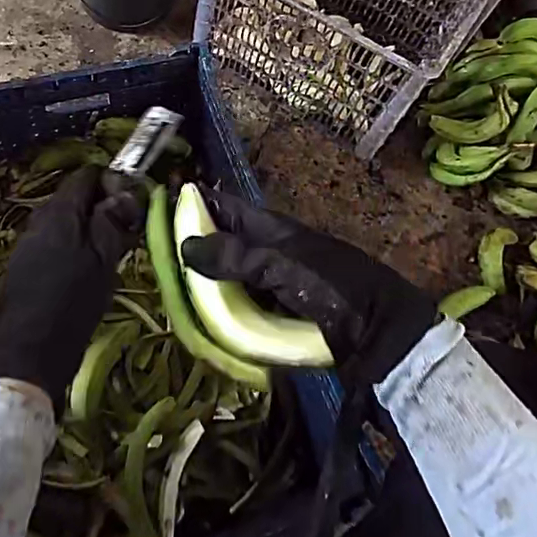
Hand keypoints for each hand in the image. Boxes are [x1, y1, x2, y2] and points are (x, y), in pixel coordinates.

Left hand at [0, 167, 142, 402]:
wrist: (32, 350)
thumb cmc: (75, 301)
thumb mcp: (105, 259)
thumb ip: (113, 220)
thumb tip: (125, 192)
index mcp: (61, 212)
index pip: (86, 175)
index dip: (112, 181)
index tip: (131, 202)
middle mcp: (39, 219)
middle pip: (74, 196)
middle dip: (102, 205)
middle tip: (127, 228)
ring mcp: (28, 241)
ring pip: (65, 220)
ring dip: (89, 226)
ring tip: (112, 250)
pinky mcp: (24, 264)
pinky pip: (54, 240)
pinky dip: (74, 244)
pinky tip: (87, 268)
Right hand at [178, 190, 435, 387]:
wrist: (379, 332)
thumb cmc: (334, 288)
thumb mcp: (283, 266)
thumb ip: (236, 256)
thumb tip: (185, 244)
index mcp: (273, 230)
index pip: (226, 208)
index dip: (197, 203)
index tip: (161, 207)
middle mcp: (269, 253)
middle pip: (224, 243)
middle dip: (194, 248)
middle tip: (157, 259)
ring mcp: (273, 285)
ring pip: (229, 277)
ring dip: (205, 282)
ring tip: (171, 290)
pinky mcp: (278, 315)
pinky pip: (241, 306)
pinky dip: (222, 309)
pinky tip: (201, 319)